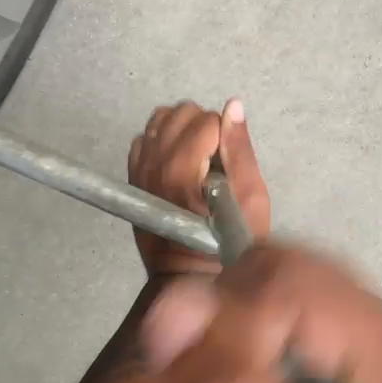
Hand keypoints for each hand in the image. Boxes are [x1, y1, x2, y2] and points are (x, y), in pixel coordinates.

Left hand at [128, 99, 270, 276]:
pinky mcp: (132, 177)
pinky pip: (143, 138)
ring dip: (182, 128)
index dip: (226, 135)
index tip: (230, 163)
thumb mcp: (250, 198)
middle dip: (204, 126)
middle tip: (217, 159)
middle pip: (181, 112)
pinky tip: (176, 160)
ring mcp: (139, 170)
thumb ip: (240, 149)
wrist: (188, 277)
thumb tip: (233, 105)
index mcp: (182, 169)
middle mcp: (154, 163)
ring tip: (197, 156)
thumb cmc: (229, 242)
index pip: (207, 119)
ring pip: (159, 119)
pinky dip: (161, 139)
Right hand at [140, 248, 381, 382]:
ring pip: (274, 288)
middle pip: (290, 274)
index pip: (297, 285)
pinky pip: (268, 316)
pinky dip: (231, 342)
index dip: (236, 325)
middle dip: (232, 322)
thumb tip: (174, 307)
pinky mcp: (332, 369)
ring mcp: (363, 354)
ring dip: (227, 333)